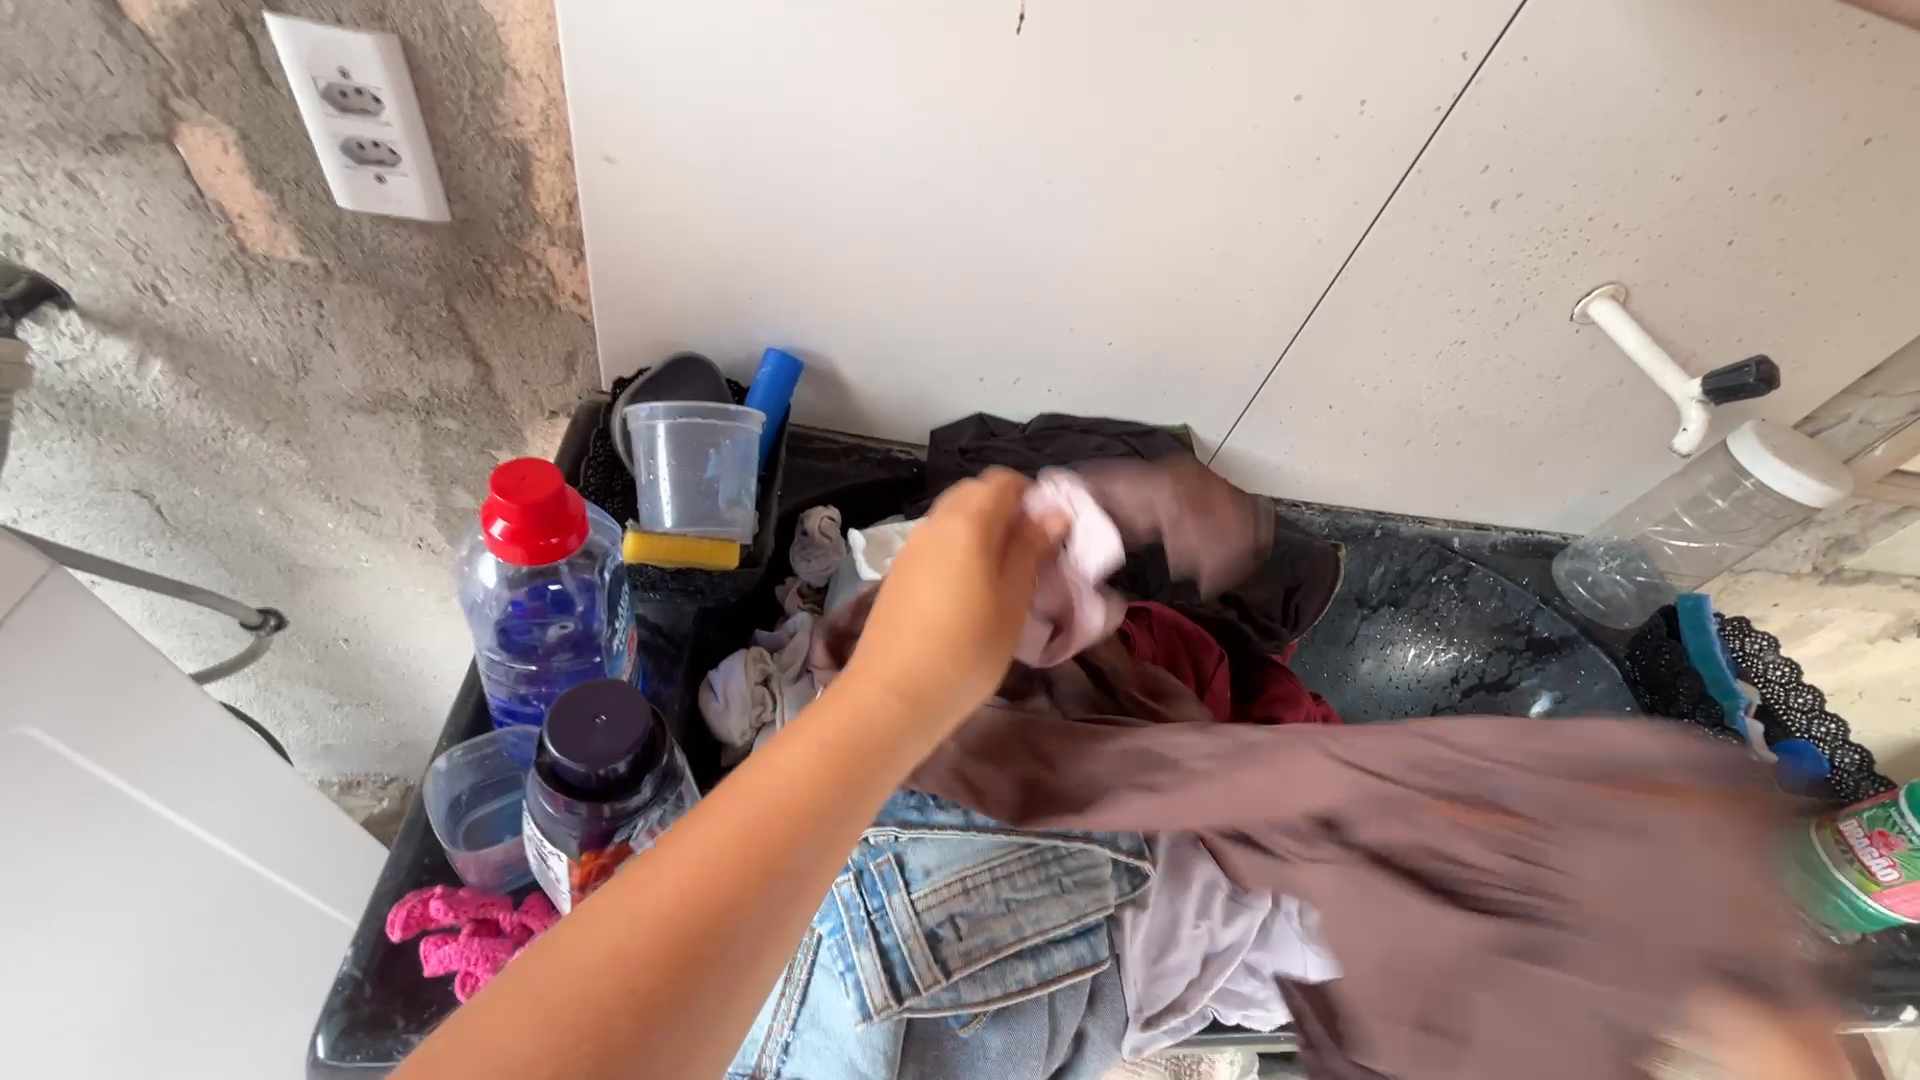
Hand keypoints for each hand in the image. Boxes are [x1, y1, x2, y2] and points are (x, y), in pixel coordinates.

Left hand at [838, 468, 1064, 732]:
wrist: (893, 695)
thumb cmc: (967, 649)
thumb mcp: (1013, 599)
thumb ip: (1031, 549)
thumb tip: (1052, 512)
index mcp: (967, 522)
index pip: (1002, 480)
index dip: (1031, 496)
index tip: (1049, 532)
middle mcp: (934, 523)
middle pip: (974, 494)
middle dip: (1005, 511)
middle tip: (1029, 553)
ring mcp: (911, 548)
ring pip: (952, 519)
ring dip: (981, 532)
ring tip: (1002, 577)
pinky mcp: (898, 574)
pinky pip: (935, 544)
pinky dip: (958, 551)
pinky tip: (968, 593)